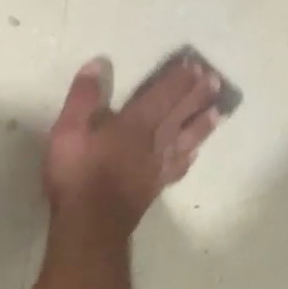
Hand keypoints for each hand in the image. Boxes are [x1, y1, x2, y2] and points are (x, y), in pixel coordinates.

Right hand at [43, 51, 228, 234]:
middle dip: (197, 96)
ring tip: (219, 112)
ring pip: (185, 140)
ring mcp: (156, 167)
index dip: (178, 79)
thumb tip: (98, 64)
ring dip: (202, 125)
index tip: (195, 65)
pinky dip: (188, 158)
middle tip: (216, 81)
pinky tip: (193, 154)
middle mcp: (152, 142)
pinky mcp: (153, 188)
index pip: (161, 95)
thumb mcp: (69, 130)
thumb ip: (84, 97)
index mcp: (134, 124)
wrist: (89, 224)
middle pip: (179, 114)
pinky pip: (177, 169)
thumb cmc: (76, 174)